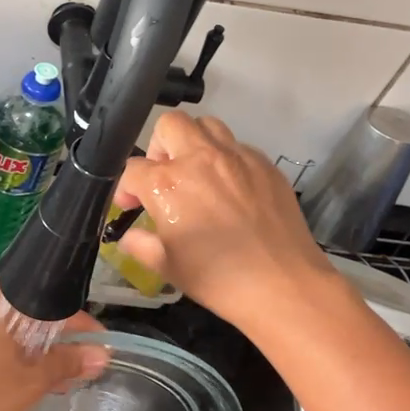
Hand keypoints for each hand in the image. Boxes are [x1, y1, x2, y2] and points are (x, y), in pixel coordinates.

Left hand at [0, 281, 110, 410]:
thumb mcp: (31, 381)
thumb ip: (67, 363)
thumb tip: (102, 354)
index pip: (49, 299)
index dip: (79, 323)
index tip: (98, 344)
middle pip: (27, 307)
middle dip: (54, 336)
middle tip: (75, 362)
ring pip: (5, 321)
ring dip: (30, 344)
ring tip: (49, 373)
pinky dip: (4, 346)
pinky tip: (14, 373)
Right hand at [114, 111, 345, 328]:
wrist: (283, 285)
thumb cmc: (217, 279)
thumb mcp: (166, 267)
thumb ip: (141, 245)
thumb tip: (131, 236)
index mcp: (167, 184)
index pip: (134, 169)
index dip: (126, 188)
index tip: (131, 207)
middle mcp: (200, 158)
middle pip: (169, 125)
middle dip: (159, 147)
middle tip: (164, 177)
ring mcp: (236, 157)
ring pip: (207, 125)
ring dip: (194, 143)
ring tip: (197, 173)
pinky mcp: (265, 165)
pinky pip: (238, 146)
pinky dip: (226, 160)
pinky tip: (231, 189)